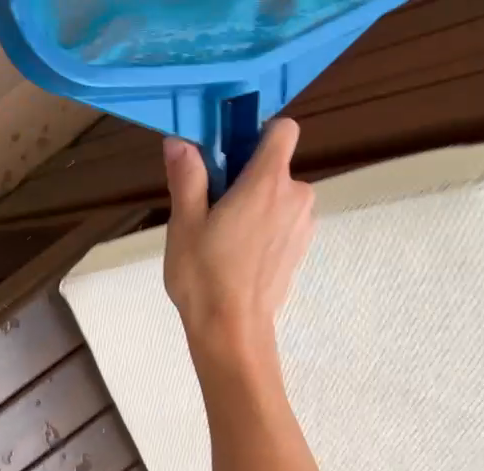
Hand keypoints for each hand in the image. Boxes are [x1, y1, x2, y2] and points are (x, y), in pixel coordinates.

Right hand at [162, 119, 314, 354]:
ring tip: (221, 243)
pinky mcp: (301, 245)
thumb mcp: (184, 225)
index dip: (254, 136)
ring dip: (253, 209)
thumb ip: (188, 178)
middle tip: (209, 215)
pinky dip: (262, 231)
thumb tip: (180, 141)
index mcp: (266, 182)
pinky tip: (236, 259)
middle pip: (273, 169)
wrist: (231, 327)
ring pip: (277, 199)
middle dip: (244, 182)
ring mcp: (303, 221)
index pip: (280, 130)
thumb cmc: (202, 275)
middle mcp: (296, 193)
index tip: (226, 159)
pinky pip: (282, 223)